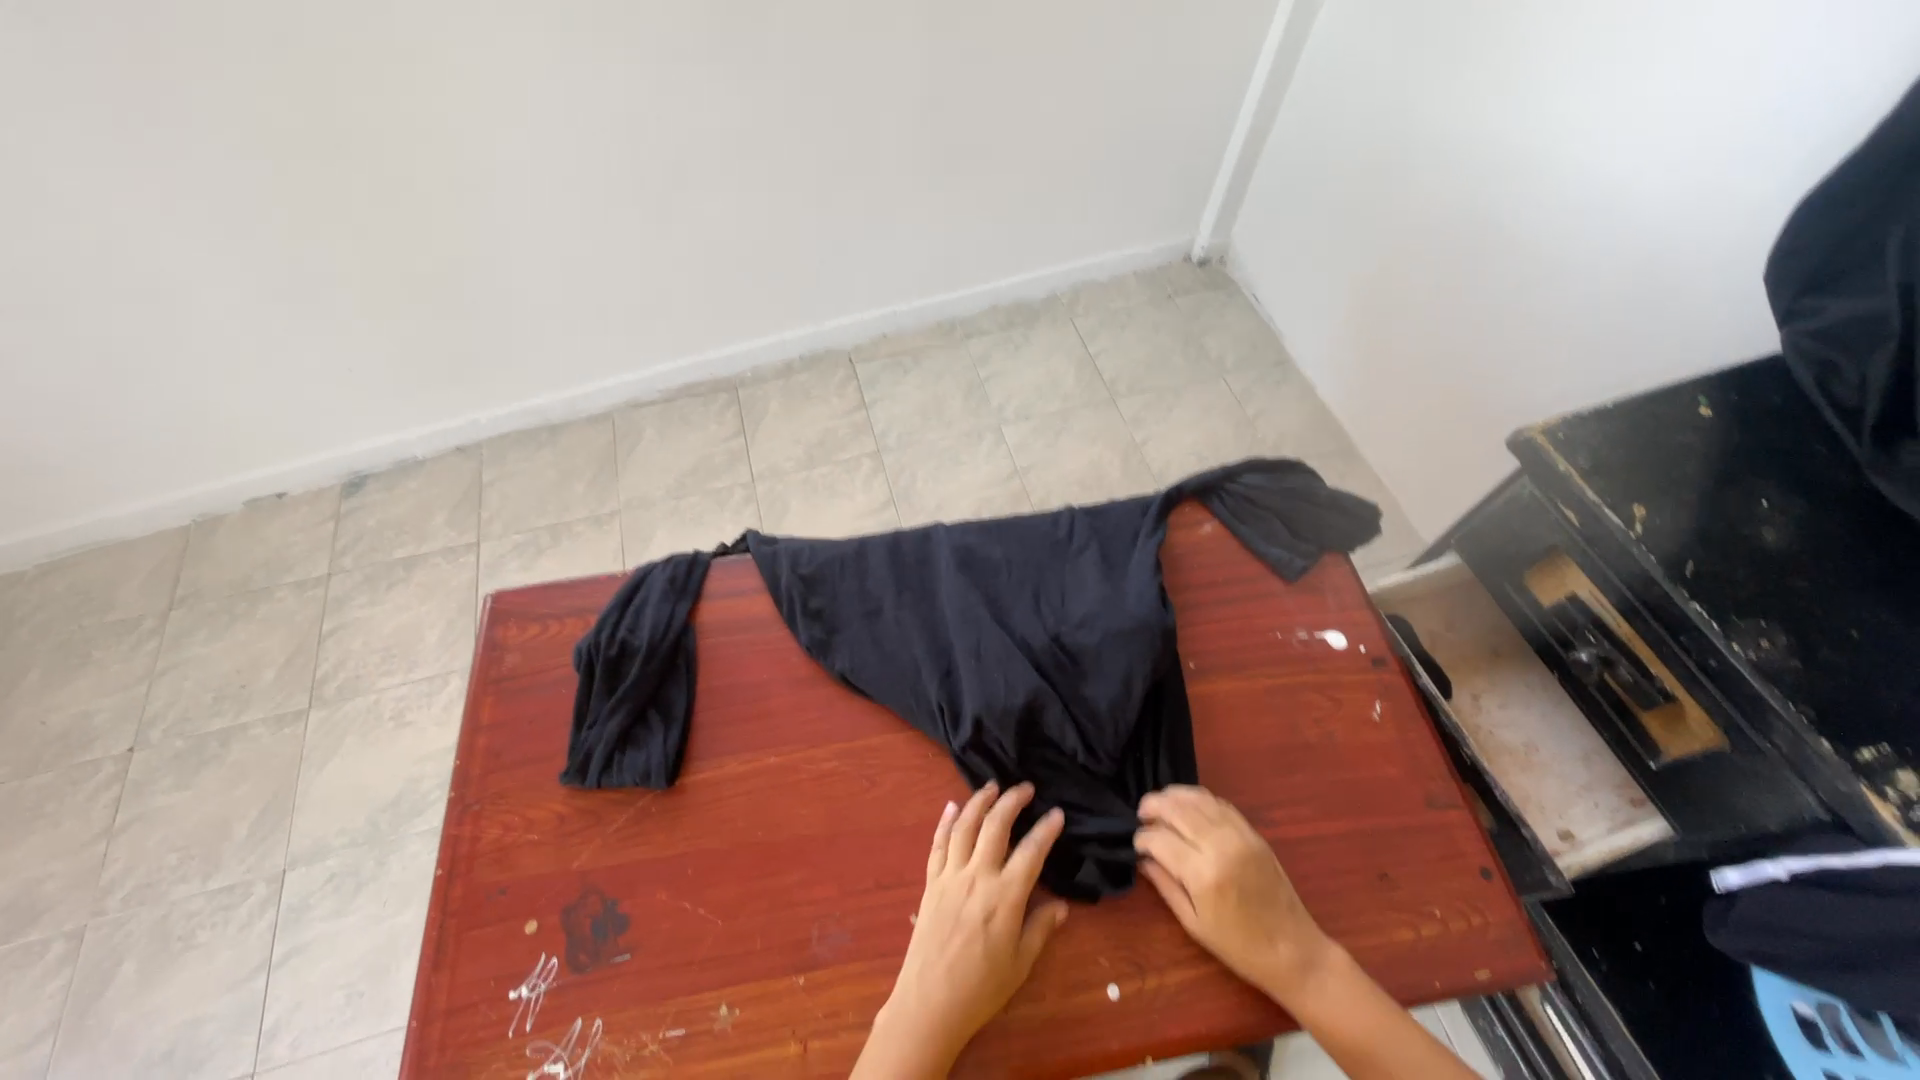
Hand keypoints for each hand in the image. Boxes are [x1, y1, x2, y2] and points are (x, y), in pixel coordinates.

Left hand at [854, 782, 1067, 1078]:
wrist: (929, 1004)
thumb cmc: (981, 989)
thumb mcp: (1020, 964)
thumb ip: (1040, 929)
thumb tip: (1061, 905)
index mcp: (1005, 897)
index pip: (1031, 851)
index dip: (1046, 829)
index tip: (1058, 813)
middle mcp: (977, 877)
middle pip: (995, 826)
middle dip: (1012, 801)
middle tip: (1025, 788)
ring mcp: (950, 877)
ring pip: (964, 826)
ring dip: (978, 802)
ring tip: (992, 786)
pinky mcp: (931, 884)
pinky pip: (938, 844)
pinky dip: (945, 822)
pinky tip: (951, 807)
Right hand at [1134, 785, 1337, 1004]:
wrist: (1293, 950)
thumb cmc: (1238, 947)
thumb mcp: (1193, 922)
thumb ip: (1165, 885)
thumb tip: (1143, 859)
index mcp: (1203, 874)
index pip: (1160, 839)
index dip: (1141, 838)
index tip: (1135, 845)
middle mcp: (1221, 845)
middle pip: (1177, 809)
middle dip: (1153, 807)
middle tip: (1141, 816)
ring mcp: (1240, 835)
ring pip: (1198, 799)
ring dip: (1174, 797)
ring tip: (1160, 805)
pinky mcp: (1254, 834)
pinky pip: (1220, 805)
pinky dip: (1199, 800)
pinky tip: (1188, 807)